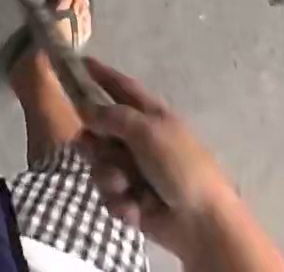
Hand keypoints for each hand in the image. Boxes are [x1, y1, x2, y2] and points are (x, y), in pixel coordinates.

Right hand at [78, 56, 238, 257]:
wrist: (203, 223)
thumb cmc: (179, 165)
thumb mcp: (146, 130)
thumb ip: (112, 115)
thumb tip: (85, 109)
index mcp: (149, 114)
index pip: (121, 86)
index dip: (102, 73)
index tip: (81, 60)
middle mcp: (139, 138)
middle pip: (99, 129)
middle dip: (94, 141)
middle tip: (93, 146)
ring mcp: (134, 170)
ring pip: (100, 163)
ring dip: (110, 175)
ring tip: (125, 186)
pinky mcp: (131, 199)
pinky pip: (109, 194)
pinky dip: (120, 201)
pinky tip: (135, 208)